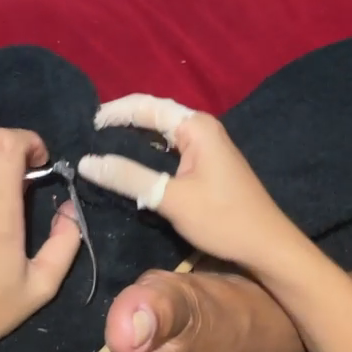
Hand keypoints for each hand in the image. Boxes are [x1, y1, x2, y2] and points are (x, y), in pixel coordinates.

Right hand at [77, 95, 307, 273]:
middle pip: (153, 117)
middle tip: (86, 138)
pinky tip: (129, 169)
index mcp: (196, 126)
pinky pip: (170, 152)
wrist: (267, 246)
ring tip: (100, 152)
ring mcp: (206, 147)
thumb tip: (87, 161)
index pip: (146, 105)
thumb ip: (128, 177)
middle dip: (120, 124)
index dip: (114, 112)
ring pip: (161, 136)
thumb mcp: (170, 198)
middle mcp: (202, 128)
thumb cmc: (223, 219)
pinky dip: (148, 157)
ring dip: (133, 142)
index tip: (84, 125)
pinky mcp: (206, 166)